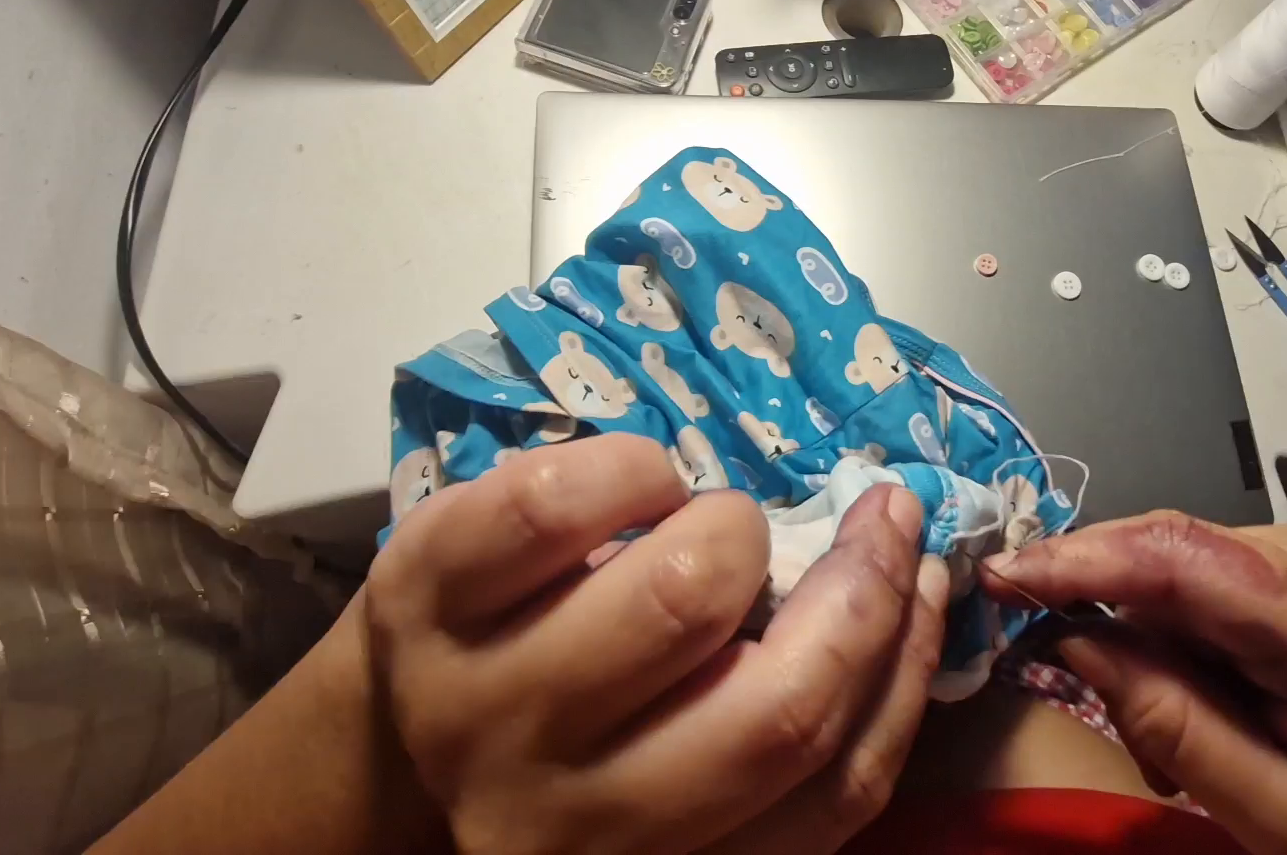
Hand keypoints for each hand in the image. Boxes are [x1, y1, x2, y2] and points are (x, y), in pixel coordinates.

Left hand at [367, 433, 949, 854]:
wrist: (363, 765)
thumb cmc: (557, 751)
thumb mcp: (671, 769)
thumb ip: (771, 706)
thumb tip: (888, 584)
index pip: (834, 788)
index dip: (903, 663)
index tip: (923, 572)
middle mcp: (576, 820)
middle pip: (774, 709)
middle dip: (859, 587)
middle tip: (880, 513)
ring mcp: (487, 708)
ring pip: (678, 597)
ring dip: (733, 530)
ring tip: (722, 522)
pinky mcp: (422, 594)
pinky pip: (556, 505)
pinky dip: (633, 468)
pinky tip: (644, 480)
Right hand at [980, 513, 1286, 854]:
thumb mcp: (1282, 824)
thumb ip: (1172, 724)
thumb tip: (1071, 638)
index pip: (1190, 562)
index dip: (1085, 558)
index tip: (1003, 573)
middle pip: (1178, 549)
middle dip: (1102, 596)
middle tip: (1058, 657)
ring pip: (1185, 554)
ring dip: (1143, 616)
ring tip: (1157, 705)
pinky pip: (1212, 562)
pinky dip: (1178, 611)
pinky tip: (1199, 673)